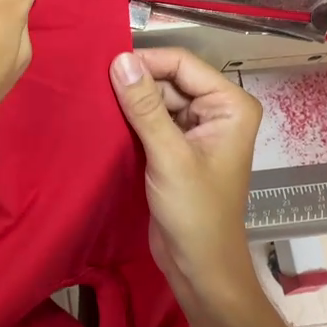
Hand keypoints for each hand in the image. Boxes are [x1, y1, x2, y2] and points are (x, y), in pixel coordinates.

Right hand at [108, 47, 263, 298]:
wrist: (199, 266)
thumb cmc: (195, 213)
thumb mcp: (168, 156)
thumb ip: (144, 107)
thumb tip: (119, 60)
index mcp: (231, 104)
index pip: (183, 63)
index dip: (146, 62)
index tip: (105, 68)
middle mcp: (218, 109)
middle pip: (169, 78)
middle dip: (136, 82)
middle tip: (95, 86)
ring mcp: (198, 128)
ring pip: (158, 98)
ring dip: (131, 101)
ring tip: (97, 101)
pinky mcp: (178, 146)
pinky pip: (153, 119)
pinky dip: (132, 119)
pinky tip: (108, 119)